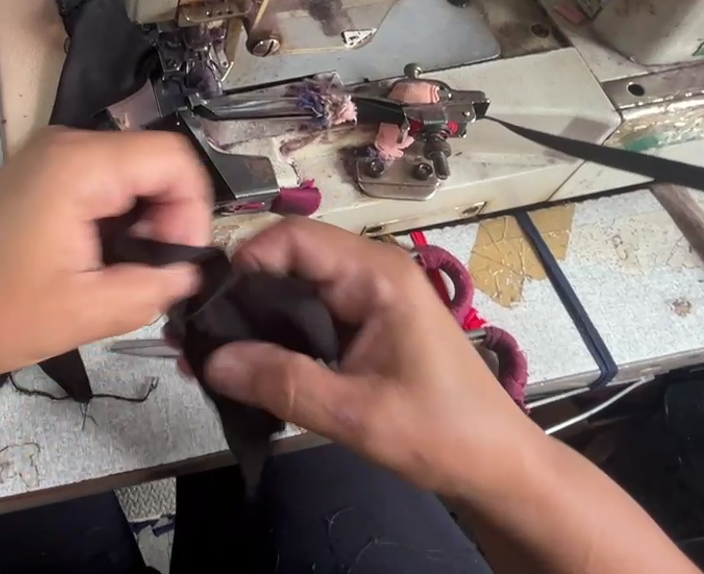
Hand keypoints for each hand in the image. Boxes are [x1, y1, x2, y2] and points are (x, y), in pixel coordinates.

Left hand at [0, 128, 213, 391]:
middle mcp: (66, 145)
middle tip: (150, 278)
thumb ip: (153, 289)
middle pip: (153, 165)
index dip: (193, 212)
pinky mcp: (34, 179)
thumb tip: (190, 274)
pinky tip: (93, 265)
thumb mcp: (82, 312)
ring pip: (128, 178)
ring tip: (120, 278)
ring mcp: (46, 159)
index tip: (179, 266)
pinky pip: (98, 187)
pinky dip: (112, 223)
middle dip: (166, 222)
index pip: (176, 160)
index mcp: (80, 163)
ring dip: (139, 226)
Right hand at [200, 217, 542, 500]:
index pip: (295, 237)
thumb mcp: (357, 414)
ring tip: (218, 347)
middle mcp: (370, 270)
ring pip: (296, 282)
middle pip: (290, 255)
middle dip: (245, 289)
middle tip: (204, 332)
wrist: (499, 466)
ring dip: (259, 311)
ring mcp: (368, 292)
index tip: (212, 304)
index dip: (248, 261)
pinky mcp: (364, 317)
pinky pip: (309, 306)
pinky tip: (254, 357)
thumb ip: (282, 383)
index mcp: (376, 275)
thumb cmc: (442, 434)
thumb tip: (211, 360)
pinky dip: (279, 327)